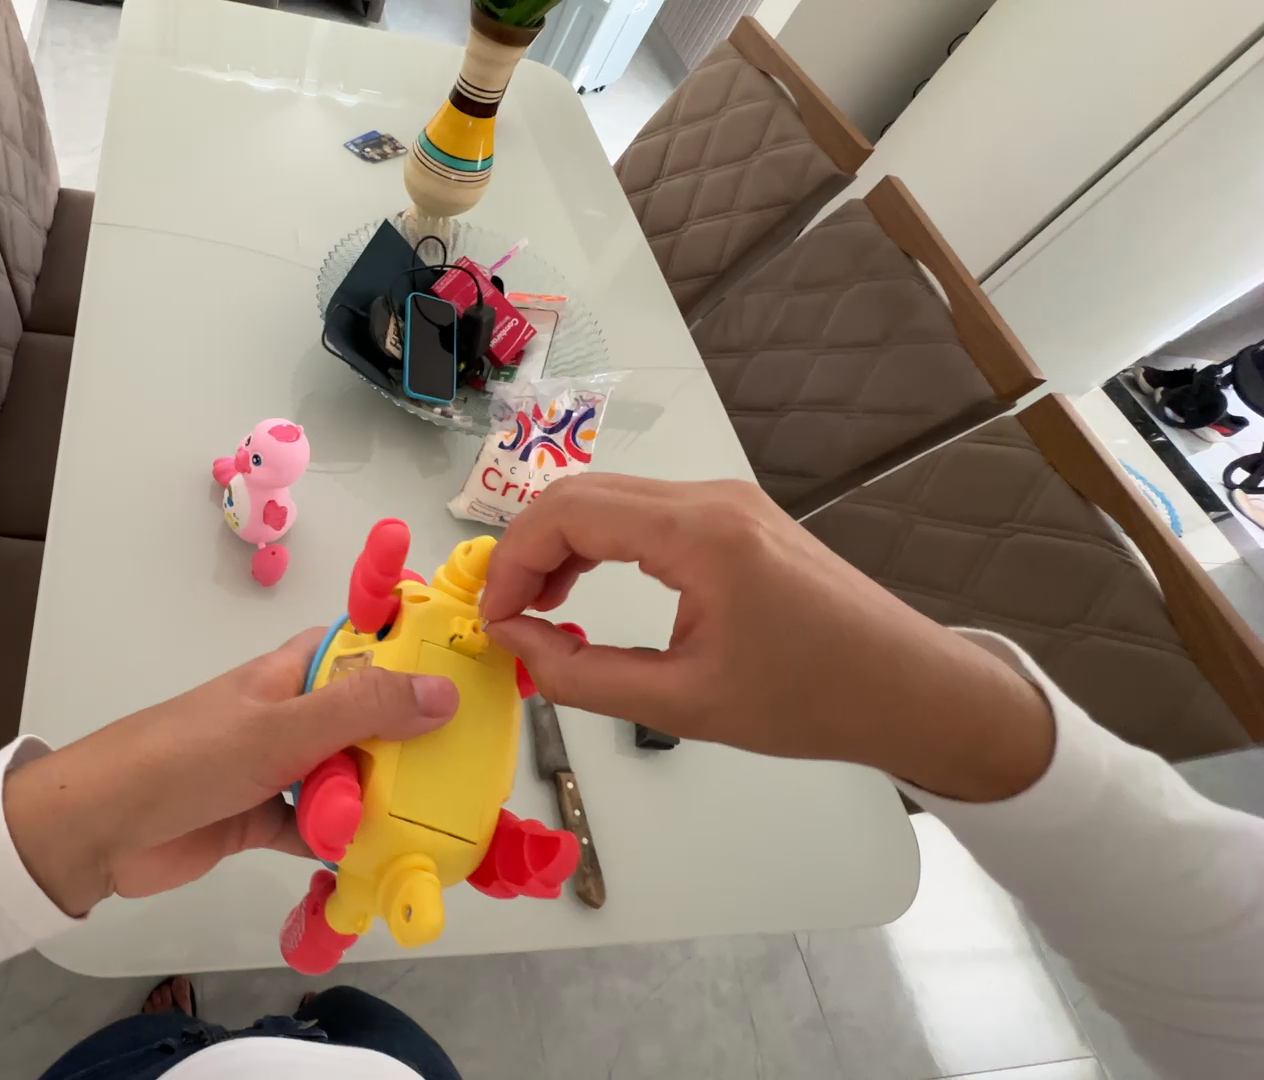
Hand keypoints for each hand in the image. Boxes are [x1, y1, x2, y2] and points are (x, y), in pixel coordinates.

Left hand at [2, 631, 459, 915]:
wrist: (102, 828)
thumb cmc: (192, 756)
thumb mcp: (281, 727)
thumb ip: (361, 709)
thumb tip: (446, 692)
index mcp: (295, 671)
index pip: (366, 648)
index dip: (416, 658)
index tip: (472, 680)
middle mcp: (293, 712)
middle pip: (368, 720)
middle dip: (410, 746)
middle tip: (468, 775)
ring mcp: (280, 765)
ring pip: (348, 776)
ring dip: (380, 800)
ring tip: (436, 827)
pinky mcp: (266, 815)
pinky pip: (320, 826)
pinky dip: (344, 843)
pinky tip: (379, 864)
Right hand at [481, 475, 1053, 801]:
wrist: (917, 689)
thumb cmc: (807, 703)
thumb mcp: (680, 705)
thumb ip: (578, 674)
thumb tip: (511, 637)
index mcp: (700, 535)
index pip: (567, 514)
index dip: (513, 562)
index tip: (496, 618)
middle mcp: (707, 496)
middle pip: (575, 493)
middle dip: (524, 549)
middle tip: (509, 612)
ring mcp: (720, 497)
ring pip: (600, 496)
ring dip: (555, 543)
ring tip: (541, 604)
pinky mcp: (727, 512)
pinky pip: (634, 510)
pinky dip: (592, 541)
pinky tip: (583, 584)